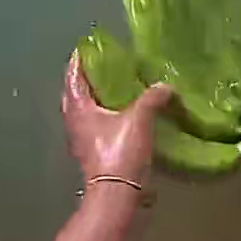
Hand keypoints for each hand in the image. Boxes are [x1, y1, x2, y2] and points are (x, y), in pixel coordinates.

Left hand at [61, 51, 174, 181]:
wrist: (117, 193)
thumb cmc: (119, 151)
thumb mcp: (139, 118)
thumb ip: (152, 98)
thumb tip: (166, 85)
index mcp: (79, 109)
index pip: (74, 78)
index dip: (80, 61)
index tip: (88, 48)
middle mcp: (76, 122)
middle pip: (78, 94)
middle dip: (89, 79)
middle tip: (106, 65)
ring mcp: (84, 139)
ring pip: (88, 111)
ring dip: (100, 98)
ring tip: (118, 87)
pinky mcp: (96, 152)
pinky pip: (100, 125)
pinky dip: (110, 114)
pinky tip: (126, 114)